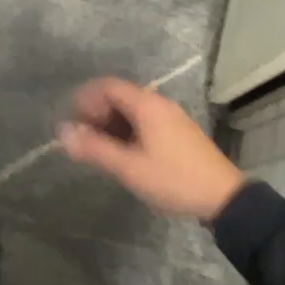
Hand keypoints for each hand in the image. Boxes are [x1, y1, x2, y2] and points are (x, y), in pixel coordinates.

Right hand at [57, 76, 245, 220]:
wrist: (223, 198)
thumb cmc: (173, 179)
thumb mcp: (129, 167)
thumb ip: (94, 149)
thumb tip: (62, 132)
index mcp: (147, 105)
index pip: (108, 86)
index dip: (85, 98)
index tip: (71, 119)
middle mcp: (159, 104)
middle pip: (120, 96)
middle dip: (96, 112)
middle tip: (81, 137)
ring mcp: (171, 118)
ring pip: (132, 111)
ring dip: (111, 124)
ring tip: (97, 148)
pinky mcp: (178, 133)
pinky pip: (145, 122)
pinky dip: (127, 131)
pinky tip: (122, 154)